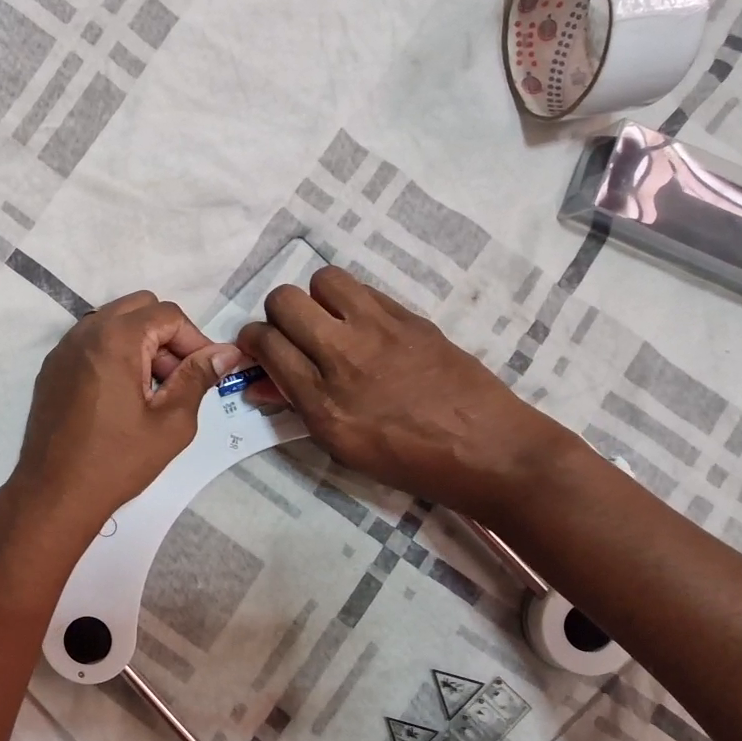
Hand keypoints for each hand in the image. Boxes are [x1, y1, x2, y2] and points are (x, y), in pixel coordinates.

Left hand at [11, 292, 241, 530]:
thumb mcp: (171, 422)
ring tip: (153, 392)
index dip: (195, 340)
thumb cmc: (117, 460)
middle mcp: (85, 333)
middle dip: (166, 336)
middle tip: (178, 379)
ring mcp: (63, 349)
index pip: (168, 314)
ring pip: (113, 323)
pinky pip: (91, 344)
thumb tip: (225, 352)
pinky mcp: (51, 369)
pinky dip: (114, 355)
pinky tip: (122, 398)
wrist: (54, 493)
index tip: (207, 373)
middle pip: (139, 308)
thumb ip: (198, 378)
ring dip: (140, 344)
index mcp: (115, 338)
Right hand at [236, 267, 578, 520]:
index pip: (265, 343)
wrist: (489, 451)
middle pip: (284, 301)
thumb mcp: (340, 446)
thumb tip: (260, 383)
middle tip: (293, 335)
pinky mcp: (411, 317)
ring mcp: (380, 330)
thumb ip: (296, 407)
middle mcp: (345, 356)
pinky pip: (364, 290)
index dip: (252, 343)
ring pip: (324, 280)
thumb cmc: (408, 460)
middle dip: (278, 315)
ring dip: (317, 299)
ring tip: (330, 324)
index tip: (260, 350)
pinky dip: (352, 304)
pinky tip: (366, 330)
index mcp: (323, 400)